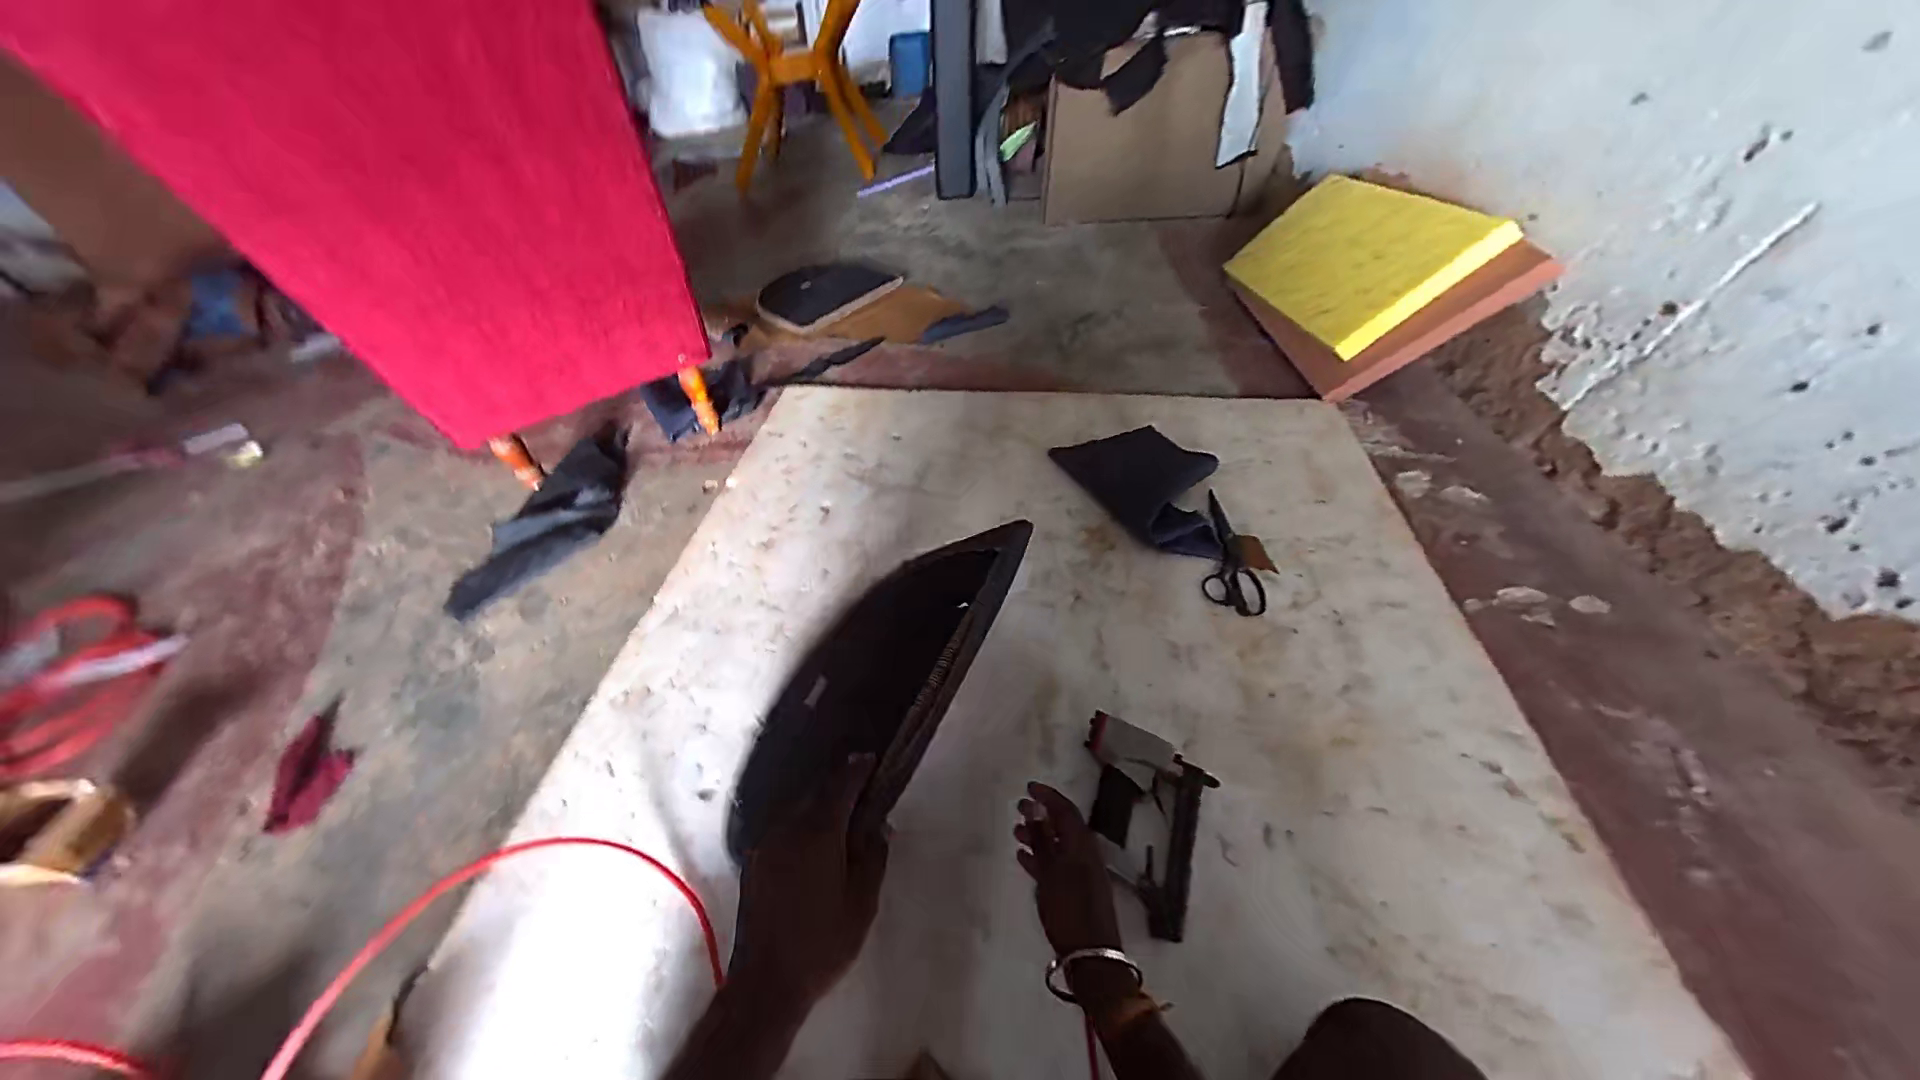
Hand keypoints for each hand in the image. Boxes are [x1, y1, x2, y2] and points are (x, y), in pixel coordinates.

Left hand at [729, 754, 890, 1008]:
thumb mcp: (862, 903)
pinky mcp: (755, 862)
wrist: (765, 984)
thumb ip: (873, 857)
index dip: (857, 769)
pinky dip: (802, 823)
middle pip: (816, 792)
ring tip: (841, 814)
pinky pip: (784, 827)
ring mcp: (766, 845)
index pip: (840, 786)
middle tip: (861, 788)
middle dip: (838, 785)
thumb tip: (878, 826)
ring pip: (797, 809)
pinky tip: (814, 841)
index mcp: (817, 833)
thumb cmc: (822, 943)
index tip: (870, 759)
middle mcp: (787, 829)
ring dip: (819, 804)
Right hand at [1014, 782, 1122, 958]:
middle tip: (1019, 807)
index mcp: (1082, 845)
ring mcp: (1082, 874)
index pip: (1065, 810)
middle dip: (1041, 814)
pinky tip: (1023, 858)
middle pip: (1062, 826)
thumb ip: (1041, 839)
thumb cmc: (1069, 909)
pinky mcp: (1076, 891)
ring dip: (1038, 836)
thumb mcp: (1050, 872)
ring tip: (1016, 831)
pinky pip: (1057, 865)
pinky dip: (1041, 858)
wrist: (1092, 957)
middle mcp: (1084, 854)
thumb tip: (1034, 807)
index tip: (1029, 787)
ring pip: (1058, 845)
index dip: (1047, 796)